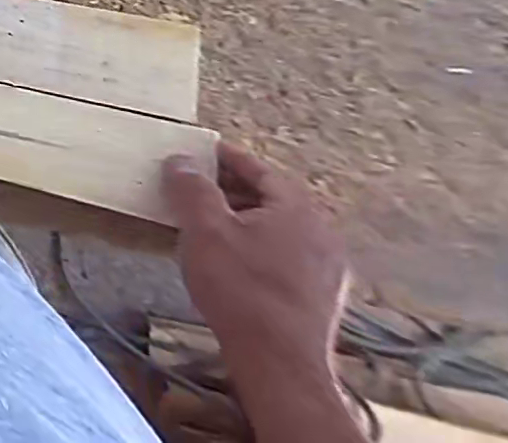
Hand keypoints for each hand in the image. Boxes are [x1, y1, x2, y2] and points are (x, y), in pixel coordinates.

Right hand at [163, 142, 349, 378]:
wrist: (277, 359)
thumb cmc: (239, 284)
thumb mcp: (203, 227)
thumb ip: (192, 188)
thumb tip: (182, 161)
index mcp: (301, 214)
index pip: (263, 171)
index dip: (228, 157)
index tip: (199, 148)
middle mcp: (322, 237)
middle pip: (273, 198)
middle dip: (231, 185)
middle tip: (192, 180)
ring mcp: (325, 269)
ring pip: (277, 225)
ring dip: (240, 213)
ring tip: (202, 214)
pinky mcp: (317, 294)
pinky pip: (281, 249)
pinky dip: (252, 238)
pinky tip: (226, 250)